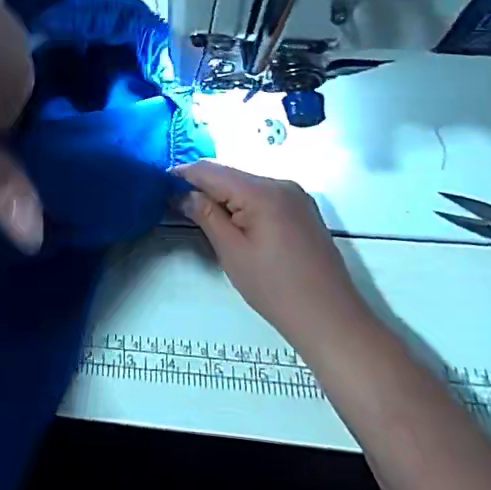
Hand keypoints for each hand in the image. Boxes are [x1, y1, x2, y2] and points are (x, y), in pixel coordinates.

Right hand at [174, 160, 372, 350]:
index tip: (159, 187)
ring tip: (200, 216)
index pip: (211, 170)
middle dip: (201, 187)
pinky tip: (232, 222)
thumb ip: (205, 214)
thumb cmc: (275, 288)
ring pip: (245, 185)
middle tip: (175, 206)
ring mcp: (296, 196)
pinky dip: (242, 204)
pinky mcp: (302, 211)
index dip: (182, 175)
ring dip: (221, 196)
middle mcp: (281, 184)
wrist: (331, 319)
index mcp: (263, 191)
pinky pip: (263, 196)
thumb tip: (181, 193)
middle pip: (229, 175)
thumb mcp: (231, 251)